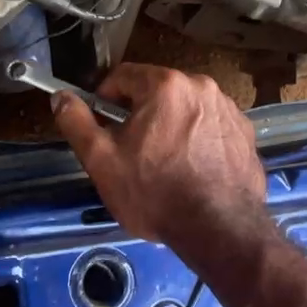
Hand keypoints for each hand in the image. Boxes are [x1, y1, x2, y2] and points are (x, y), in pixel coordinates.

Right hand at [51, 63, 267, 251]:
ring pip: (185, 108)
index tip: (103, 126)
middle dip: (140, 114)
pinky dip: (198, 139)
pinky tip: (193, 170)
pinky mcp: (245, 133)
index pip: (122, 75)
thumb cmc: (155, 193)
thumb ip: (76, 122)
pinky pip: (210, 126)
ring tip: (164, 164)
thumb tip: (60, 98)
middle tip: (132, 151)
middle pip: (156, 91)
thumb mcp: (102, 160)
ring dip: (170, 125)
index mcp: (164, 85)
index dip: (105, 99)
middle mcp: (201, 86)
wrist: (220, 230)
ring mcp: (228, 109)